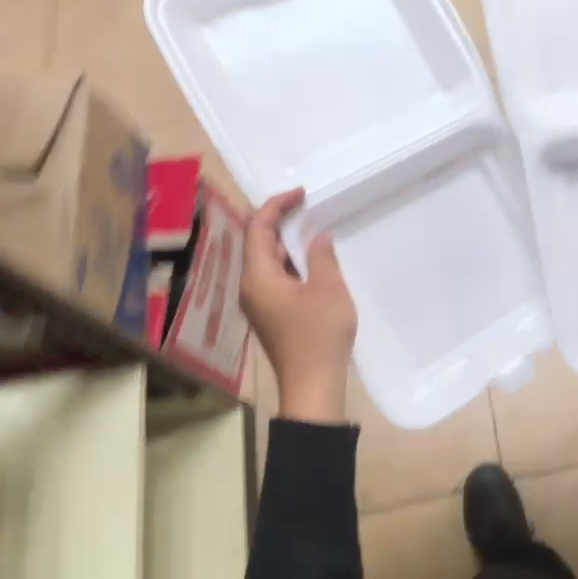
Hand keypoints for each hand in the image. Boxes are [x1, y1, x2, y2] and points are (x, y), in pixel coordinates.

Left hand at [240, 189, 356, 423]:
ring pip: (267, 262)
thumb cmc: (319, 334)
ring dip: (287, 243)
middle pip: (257, 243)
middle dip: (280, 221)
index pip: (257, 228)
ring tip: (313, 229)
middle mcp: (250, 287)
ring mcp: (259, 303)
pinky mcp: (271, 315)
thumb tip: (317, 238)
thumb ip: (320, 256)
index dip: (276, 205)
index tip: (301, 194)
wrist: (312, 385)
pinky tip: (312, 262)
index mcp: (257, 276)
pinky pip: (275, 278)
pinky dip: (291, 263)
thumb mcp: (327, 288)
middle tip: (307, 207)